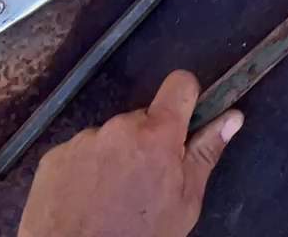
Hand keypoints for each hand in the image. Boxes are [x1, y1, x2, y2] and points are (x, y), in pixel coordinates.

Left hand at [17, 70, 242, 236]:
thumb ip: (207, 154)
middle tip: (142, 183)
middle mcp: (120, 126)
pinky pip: (79, 154)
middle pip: (143, 119)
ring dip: (115, 157)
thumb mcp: (184, 204)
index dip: (185, 99)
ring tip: (108, 200)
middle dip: (147, 142)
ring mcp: (83, 140)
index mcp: (158, 132)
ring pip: (111, 138)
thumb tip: (234, 117)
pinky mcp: (53, 159)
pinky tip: (82, 204)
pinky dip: (84, 172)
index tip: (183, 125)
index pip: (180, 83)